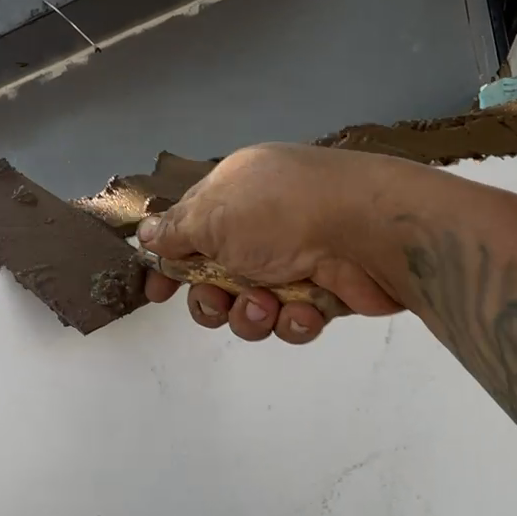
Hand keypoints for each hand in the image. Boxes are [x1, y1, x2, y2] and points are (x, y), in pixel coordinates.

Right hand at [136, 143, 419, 342]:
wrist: (371, 232)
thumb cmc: (281, 213)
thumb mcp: (212, 215)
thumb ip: (173, 231)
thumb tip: (144, 234)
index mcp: (232, 195)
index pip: (186, 232)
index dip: (168, 265)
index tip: (157, 295)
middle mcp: (260, 226)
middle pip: (212, 280)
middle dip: (211, 300)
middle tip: (220, 300)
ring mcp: (292, 260)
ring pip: (247, 307)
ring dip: (250, 314)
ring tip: (268, 305)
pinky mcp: (322, 292)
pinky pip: (288, 319)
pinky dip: (291, 319)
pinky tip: (304, 308)